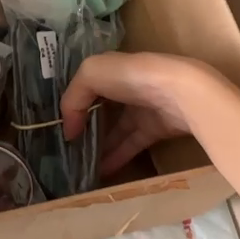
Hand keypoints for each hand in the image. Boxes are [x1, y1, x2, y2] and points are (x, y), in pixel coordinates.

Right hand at [60, 52, 239, 175]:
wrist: (180, 92)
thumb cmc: (131, 77)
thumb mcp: (90, 74)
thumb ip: (73, 98)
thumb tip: (69, 128)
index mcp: (113, 68)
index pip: (88, 85)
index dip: (74, 104)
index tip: (59, 125)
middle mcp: (128, 86)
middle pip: (103, 109)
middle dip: (86, 127)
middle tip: (69, 148)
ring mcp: (143, 108)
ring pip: (116, 130)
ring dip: (100, 146)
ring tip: (82, 165)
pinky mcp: (156, 129)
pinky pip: (132, 145)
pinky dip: (117, 157)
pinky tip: (102, 170)